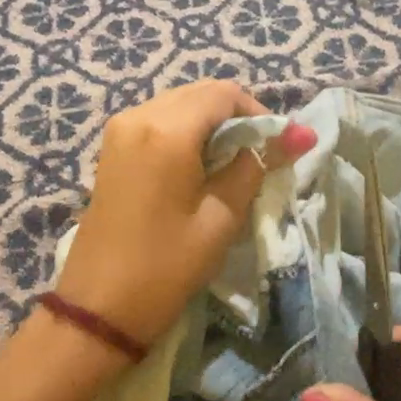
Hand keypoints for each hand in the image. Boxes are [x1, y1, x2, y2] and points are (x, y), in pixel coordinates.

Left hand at [56, 80, 317, 344]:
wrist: (99, 307)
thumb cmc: (167, 266)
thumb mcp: (221, 217)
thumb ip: (256, 166)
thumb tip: (301, 135)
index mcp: (167, 130)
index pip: (224, 94)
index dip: (259, 114)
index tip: (277, 148)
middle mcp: (138, 116)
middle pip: (198, 94)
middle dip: (235, 117)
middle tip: (258, 158)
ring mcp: (119, 130)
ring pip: (177, 105)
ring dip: (209, 124)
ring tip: (230, 166)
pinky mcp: (111, 149)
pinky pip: (157, 121)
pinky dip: (184, 133)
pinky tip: (197, 169)